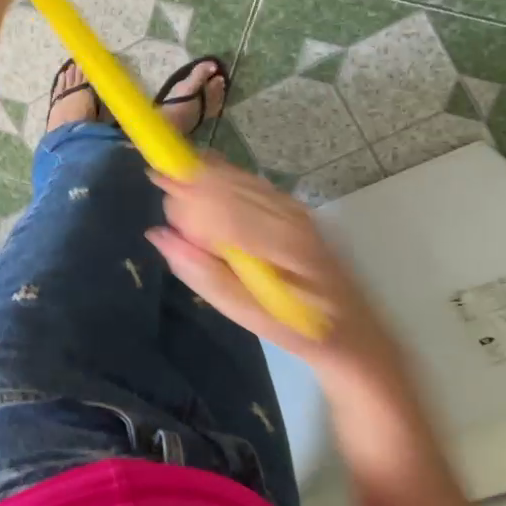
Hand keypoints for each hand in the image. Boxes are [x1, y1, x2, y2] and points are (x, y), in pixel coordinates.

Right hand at [147, 158, 402, 378]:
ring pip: (238, 176)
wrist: (351, 330)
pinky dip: (223, 179)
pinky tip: (206, 186)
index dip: (185, 186)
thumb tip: (158, 234)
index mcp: (277, 242)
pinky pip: (250, 181)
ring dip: (205, 175)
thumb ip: (202, 272)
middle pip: (228, 180)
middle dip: (190, 177)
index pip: (220, 201)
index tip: (154, 182)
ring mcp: (293, 208)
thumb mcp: (245, 312)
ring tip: (176, 183)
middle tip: (159, 183)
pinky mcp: (294, 208)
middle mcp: (287, 215)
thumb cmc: (296, 328)